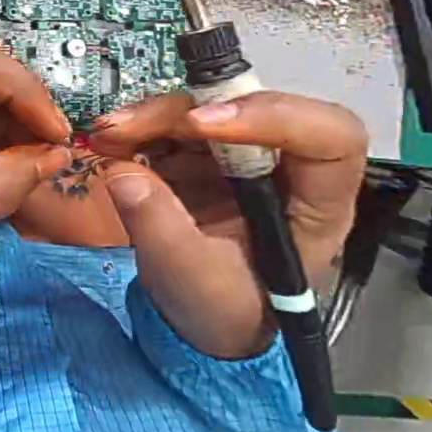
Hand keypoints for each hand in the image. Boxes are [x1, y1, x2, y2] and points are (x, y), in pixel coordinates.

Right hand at [86, 91, 367, 357]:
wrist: (205, 320)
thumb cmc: (222, 309)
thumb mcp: (192, 280)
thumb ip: (161, 229)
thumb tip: (121, 172)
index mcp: (317, 204)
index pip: (326, 137)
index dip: (270, 117)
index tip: (198, 125)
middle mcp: (289, 169)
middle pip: (251, 111)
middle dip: (179, 114)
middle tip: (120, 127)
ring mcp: (248, 158)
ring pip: (208, 111)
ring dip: (151, 117)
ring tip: (105, 134)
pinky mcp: (211, 157)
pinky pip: (178, 127)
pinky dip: (140, 129)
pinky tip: (110, 141)